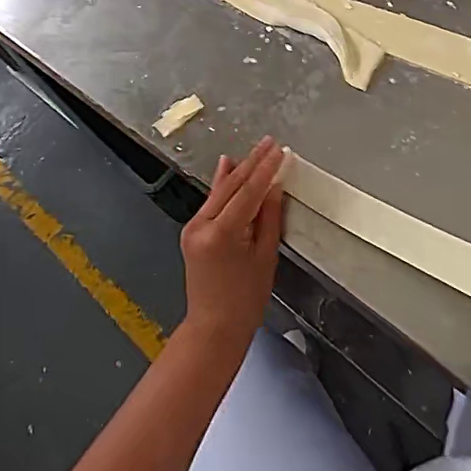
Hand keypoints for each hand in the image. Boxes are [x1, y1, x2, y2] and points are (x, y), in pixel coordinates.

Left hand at [180, 137, 284, 343]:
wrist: (213, 327)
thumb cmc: (246, 300)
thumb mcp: (265, 258)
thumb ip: (269, 219)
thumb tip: (273, 187)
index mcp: (221, 233)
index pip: (248, 192)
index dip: (265, 169)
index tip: (279, 151)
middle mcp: (201, 225)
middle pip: (231, 186)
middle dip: (252, 163)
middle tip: (269, 143)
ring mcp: (192, 227)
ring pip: (219, 192)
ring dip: (238, 171)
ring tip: (255, 149)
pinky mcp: (191, 232)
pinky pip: (211, 203)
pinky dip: (223, 186)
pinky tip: (227, 166)